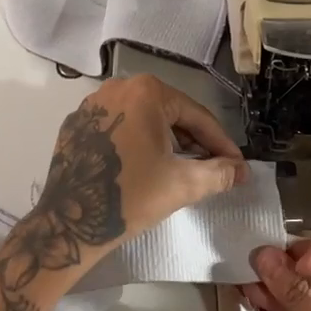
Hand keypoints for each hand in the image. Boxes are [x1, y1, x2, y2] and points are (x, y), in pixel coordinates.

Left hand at [27, 75, 247, 265]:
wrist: (70, 222)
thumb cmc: (130, 197)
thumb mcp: (183, 184)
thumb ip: (218, 172)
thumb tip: (241, 170)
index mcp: (147, 92)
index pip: (196, 116)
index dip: (220, 143)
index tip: (236, 164)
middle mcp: (118, 87)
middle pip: (169, 114)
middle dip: (194, 141)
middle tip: (212, 167)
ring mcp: (93, 104)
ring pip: (143, 119)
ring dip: (166, 141)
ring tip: (182, 167)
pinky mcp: (76, 124)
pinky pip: (118, 126)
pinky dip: (136, 142)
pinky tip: (146, 165)